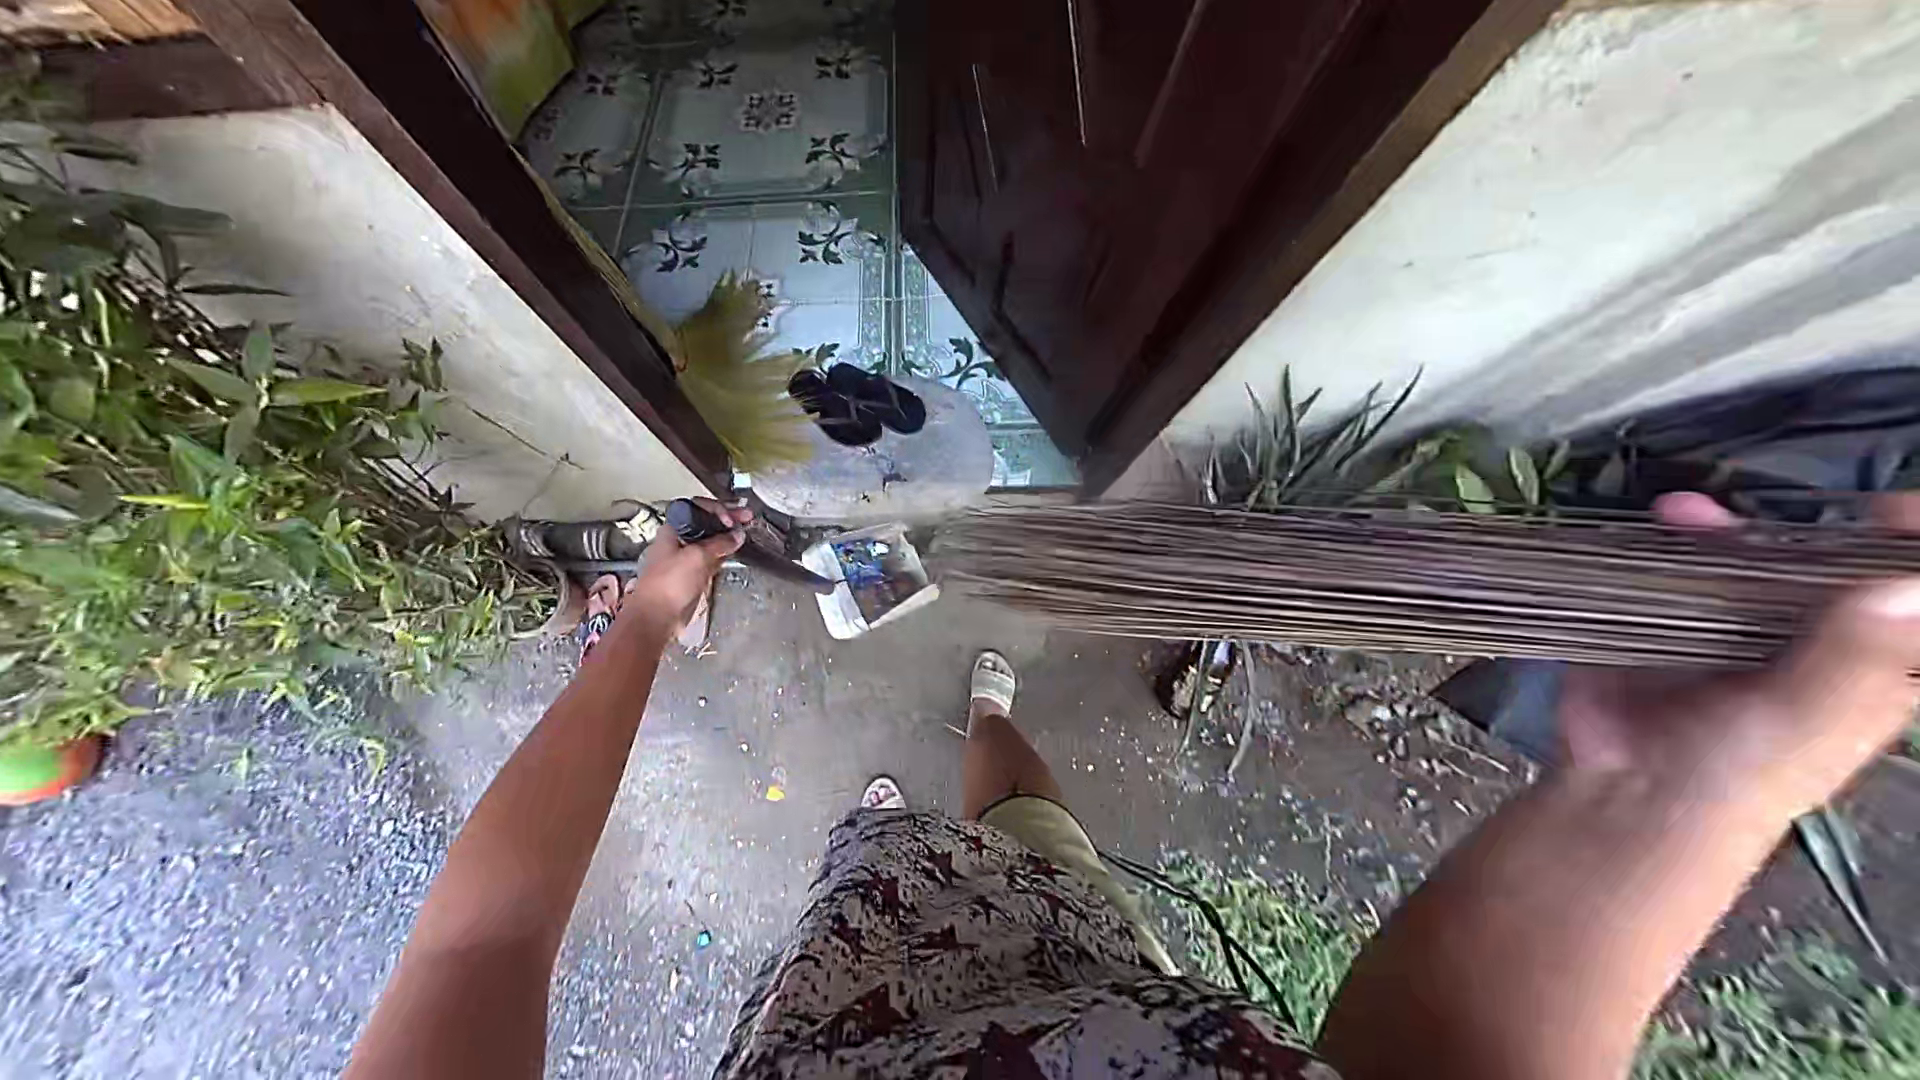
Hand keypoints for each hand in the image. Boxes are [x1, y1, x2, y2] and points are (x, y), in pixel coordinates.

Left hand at [622, 497, 750, 639]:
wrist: (657, 616)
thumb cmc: (668, 583)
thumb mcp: (697, 556)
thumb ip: (720, 543)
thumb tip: (737, 535)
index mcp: (673, 530)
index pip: (697, 509)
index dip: (716, 509)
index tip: (731, 517)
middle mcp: (680, 540)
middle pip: (706, 523)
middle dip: (727, 518)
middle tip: (746, 516)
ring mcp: (688, 557)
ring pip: (711, 540)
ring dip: (728, 535)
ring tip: (746, 529)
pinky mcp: (695, 573)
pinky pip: (713, 557)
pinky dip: (725, 552)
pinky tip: (737, 548)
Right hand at [1559, 492, 1919, 821]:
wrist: (1634, 785)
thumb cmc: (1745, 766)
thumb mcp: (1812, 720)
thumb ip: (1856, 661)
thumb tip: (1900, 585)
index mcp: (1864, 654)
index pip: (1903, 590)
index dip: (1903, 546)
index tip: (1885, 514)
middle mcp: (1795, 629)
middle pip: (1813, 562)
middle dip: (1802, 528)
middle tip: (1773, 511)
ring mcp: (1716, 622)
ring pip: (1729, 560)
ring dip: (1714, 530)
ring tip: (1681, 512)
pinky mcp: (1650, 620)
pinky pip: (1657, 573)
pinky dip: (1651, 546)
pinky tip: (1644, 530)